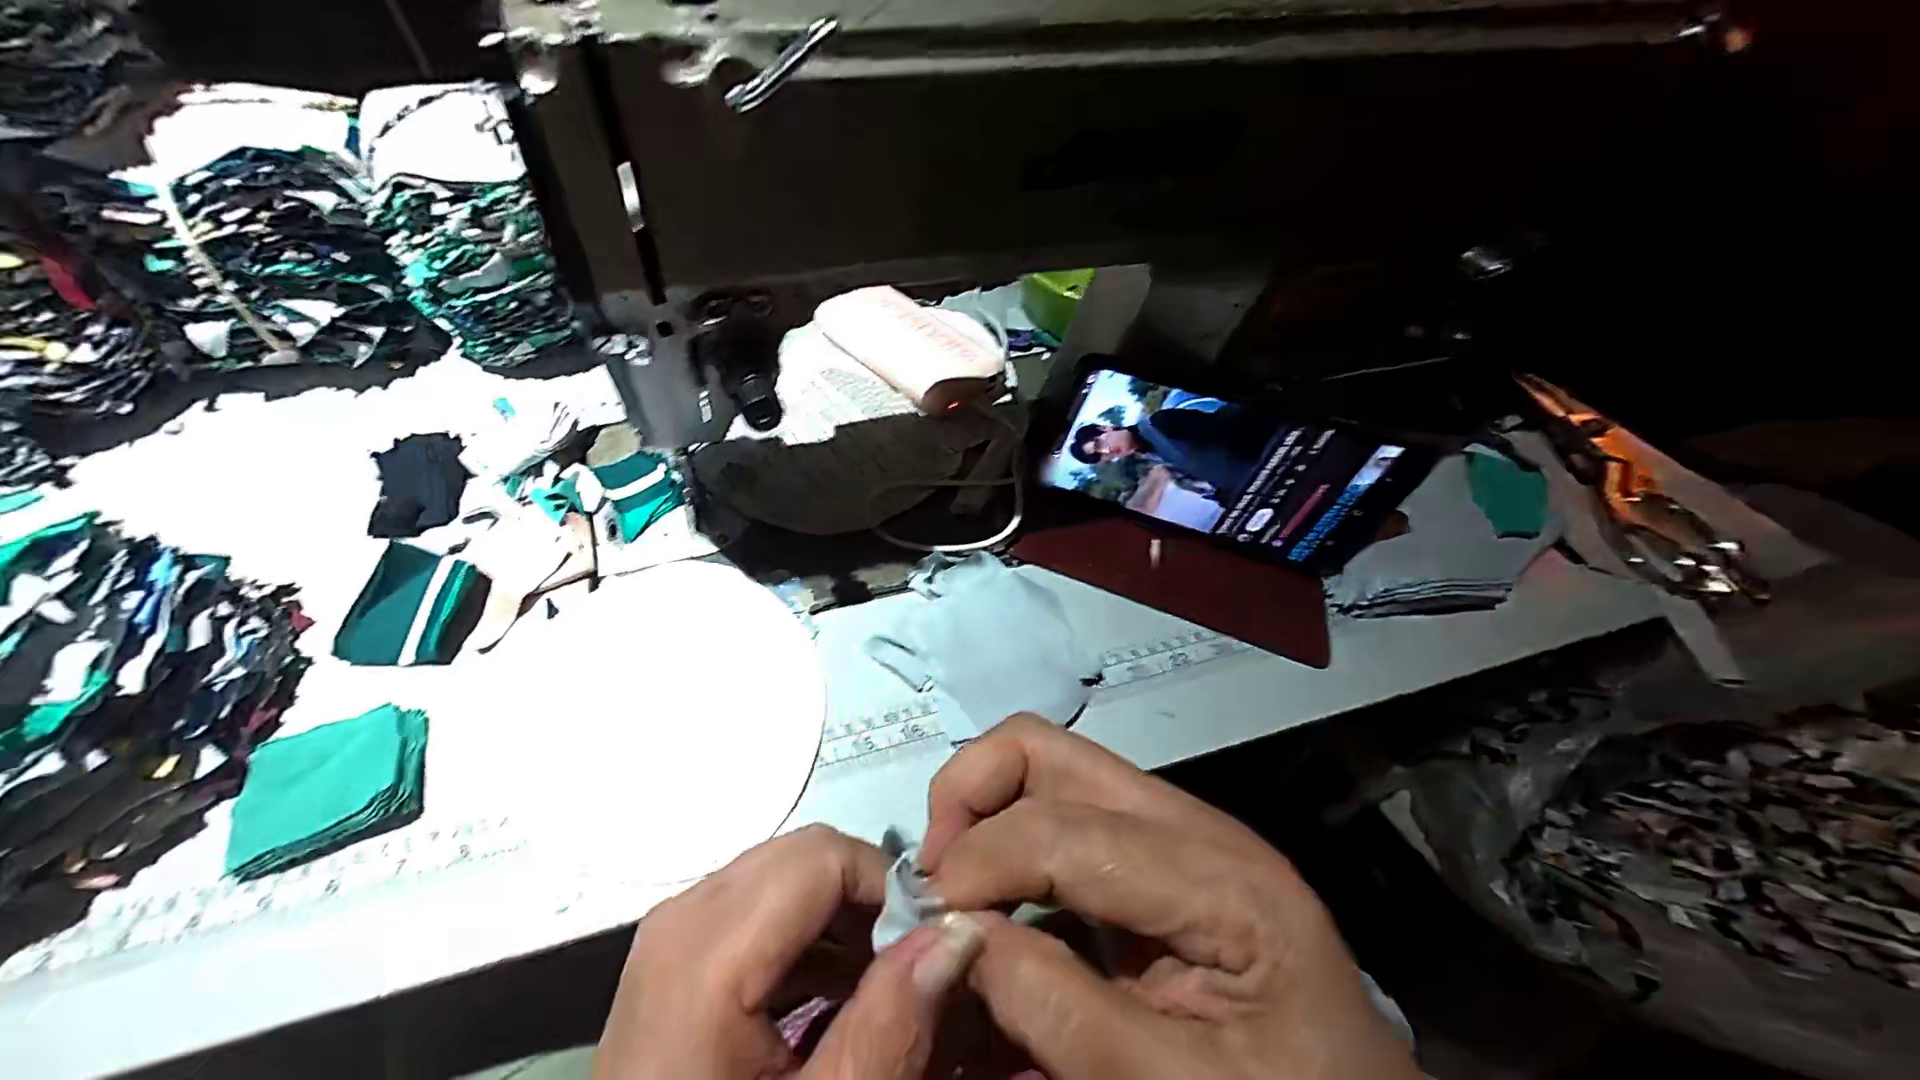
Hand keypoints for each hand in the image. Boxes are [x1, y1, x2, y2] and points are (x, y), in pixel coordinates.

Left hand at [596, 825, 983, 1079]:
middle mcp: (684, 913)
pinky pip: (759, 899)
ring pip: (786, 870)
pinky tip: (836, 988)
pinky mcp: (677, 945)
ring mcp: (674, 925)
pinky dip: (809, 928)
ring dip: (843, 913)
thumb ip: (889, 1022)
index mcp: (707, 952)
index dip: (888, 886)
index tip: (930, 943)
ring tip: (878, 982)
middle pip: (806, 854)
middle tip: (907, 964)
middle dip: (868, 896)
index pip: (825, 855)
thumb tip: (960, 931)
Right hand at [920, 715, 1422, 1079]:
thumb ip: (1061, 1013)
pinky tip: (995, 904)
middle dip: (969, 793)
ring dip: (983, 811)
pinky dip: (1008, 841)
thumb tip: (961, 937)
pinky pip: (1059, 813)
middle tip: (935, 876)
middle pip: (1047, 750)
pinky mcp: (1153, 854)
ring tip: (955, 887)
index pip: (1063, 828)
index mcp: (1217, 877)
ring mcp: (1170, 831)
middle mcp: (1189, 825)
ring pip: (1046, 767)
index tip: (928, 922)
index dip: (978, 863)